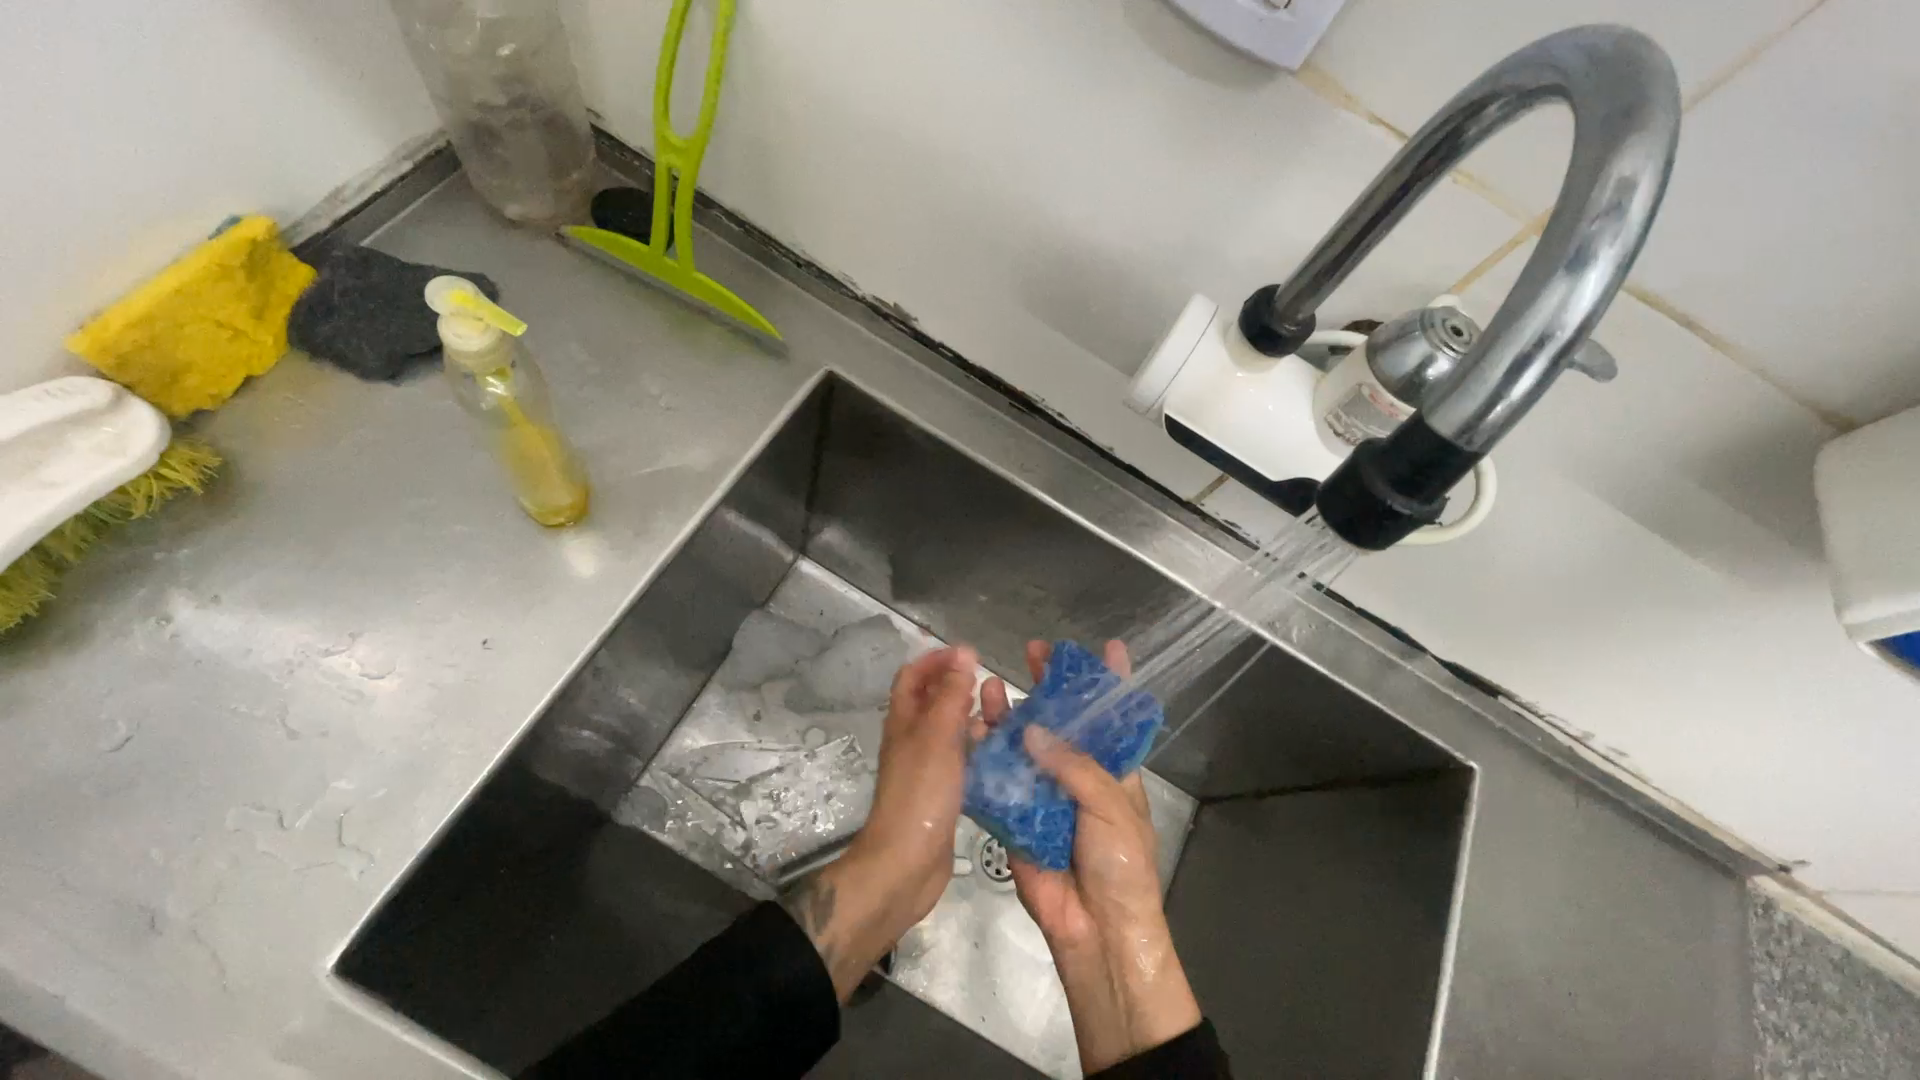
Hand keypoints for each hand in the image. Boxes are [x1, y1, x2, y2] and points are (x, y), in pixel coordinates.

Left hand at [783, 645, 977, 1000]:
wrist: (906, 864)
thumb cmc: (920, 794)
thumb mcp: (937, 737)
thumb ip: (951, 695)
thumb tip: (964, 655)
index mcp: (903, 722)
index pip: (912, 676)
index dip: (936, 660)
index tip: (970, 654)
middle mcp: (912, 741)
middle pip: (932, 701)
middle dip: (958, 686)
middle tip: (993, 684)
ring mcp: (926, 769)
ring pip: (949, 732)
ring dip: (972, 718)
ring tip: (1006, 715)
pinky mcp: (942, 794)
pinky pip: (961, 761)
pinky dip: (979, 751)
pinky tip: (1005, 754)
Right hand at [981, 641, 1201, 1073]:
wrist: (1096, 929)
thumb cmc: (1120, 864)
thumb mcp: (1112, 807)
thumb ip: (1074, 765)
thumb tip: (1032, 730)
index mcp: (1113, 772)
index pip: (1113, 718)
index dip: (1112, 683)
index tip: (1109, 647)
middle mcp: (1077, 776)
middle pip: (1061, 722)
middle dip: (1049, 687)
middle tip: (1032, 651)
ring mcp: (1044, 795)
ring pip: (1023, 746)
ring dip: (1009, 714)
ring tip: (990, 684)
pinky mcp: (1015, 818)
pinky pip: (998, 782)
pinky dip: (984, 755)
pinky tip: (971, 727)